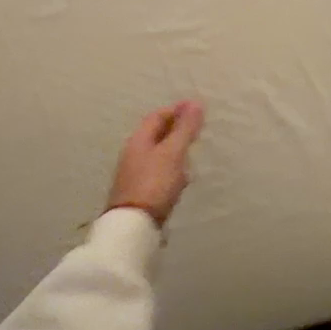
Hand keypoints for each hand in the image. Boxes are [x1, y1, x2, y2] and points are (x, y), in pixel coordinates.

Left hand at [106, 100, 204, 226]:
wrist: (133, 227)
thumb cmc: (154, 183)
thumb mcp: (173, 153)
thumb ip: (184, 129)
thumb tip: (196, 102)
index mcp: (139, 140)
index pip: (157, 116)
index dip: (176, 110)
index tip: (196, 110)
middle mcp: (133, 154)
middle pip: (156, 135)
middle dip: (176, 130)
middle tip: (197, 131)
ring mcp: (134, 175)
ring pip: (158, 155)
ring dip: (174, 152)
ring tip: (192, 156)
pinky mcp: (139, 193)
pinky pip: (158, 174)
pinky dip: (171, 171)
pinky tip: (181, 181)